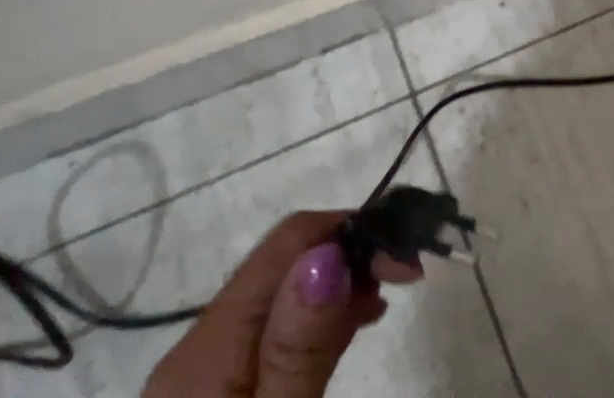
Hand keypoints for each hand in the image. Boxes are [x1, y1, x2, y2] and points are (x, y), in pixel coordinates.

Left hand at [144, 212, 421, 397]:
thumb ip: (298, 346)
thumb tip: (328, 253)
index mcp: (210, 346)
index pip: (288, 243)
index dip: (357, 231)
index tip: (411, 263)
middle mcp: (200, 344)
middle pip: (284, 261)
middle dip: (355, 252)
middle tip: (413, 280)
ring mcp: (204, 369)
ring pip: (281, 290)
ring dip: (343, 278)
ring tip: (389, 300)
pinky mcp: (215, 388)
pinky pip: (273, 324)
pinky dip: (320, 309)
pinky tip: (350, 327)